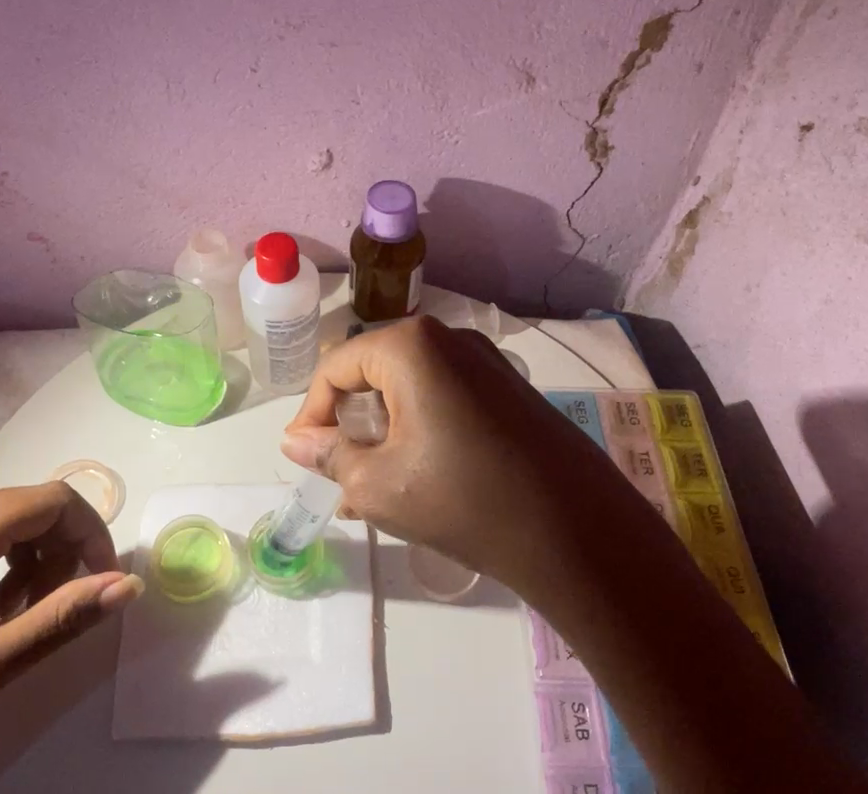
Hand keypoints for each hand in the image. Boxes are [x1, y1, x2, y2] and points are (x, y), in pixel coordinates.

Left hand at [0, 482, 142, 793]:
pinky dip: (4, 563)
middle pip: (32, 505)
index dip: (91, 534)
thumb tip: (127, 584)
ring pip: (7, 520)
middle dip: (63, 550)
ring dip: (35, 559)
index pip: (54, 498)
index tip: (99, 585)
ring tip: (23, 617)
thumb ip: (60, 620)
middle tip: (60, 608)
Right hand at [281, 316, 630, 591]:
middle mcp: (451, 339)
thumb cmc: (461, 498)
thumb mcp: (376, 484)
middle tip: (339, 478)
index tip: (303, 458)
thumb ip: (329, 454)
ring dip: (383, 435)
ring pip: (411, 391)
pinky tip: (416, 482)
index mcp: (412, 346)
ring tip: (371, 492)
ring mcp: (487, 364)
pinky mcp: (510, 391)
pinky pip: (445, 400)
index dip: (312, 413)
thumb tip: (296, 440)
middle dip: (350, 426)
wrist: (572, 528)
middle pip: (375, 374)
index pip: (337, 366)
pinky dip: (420, 432)